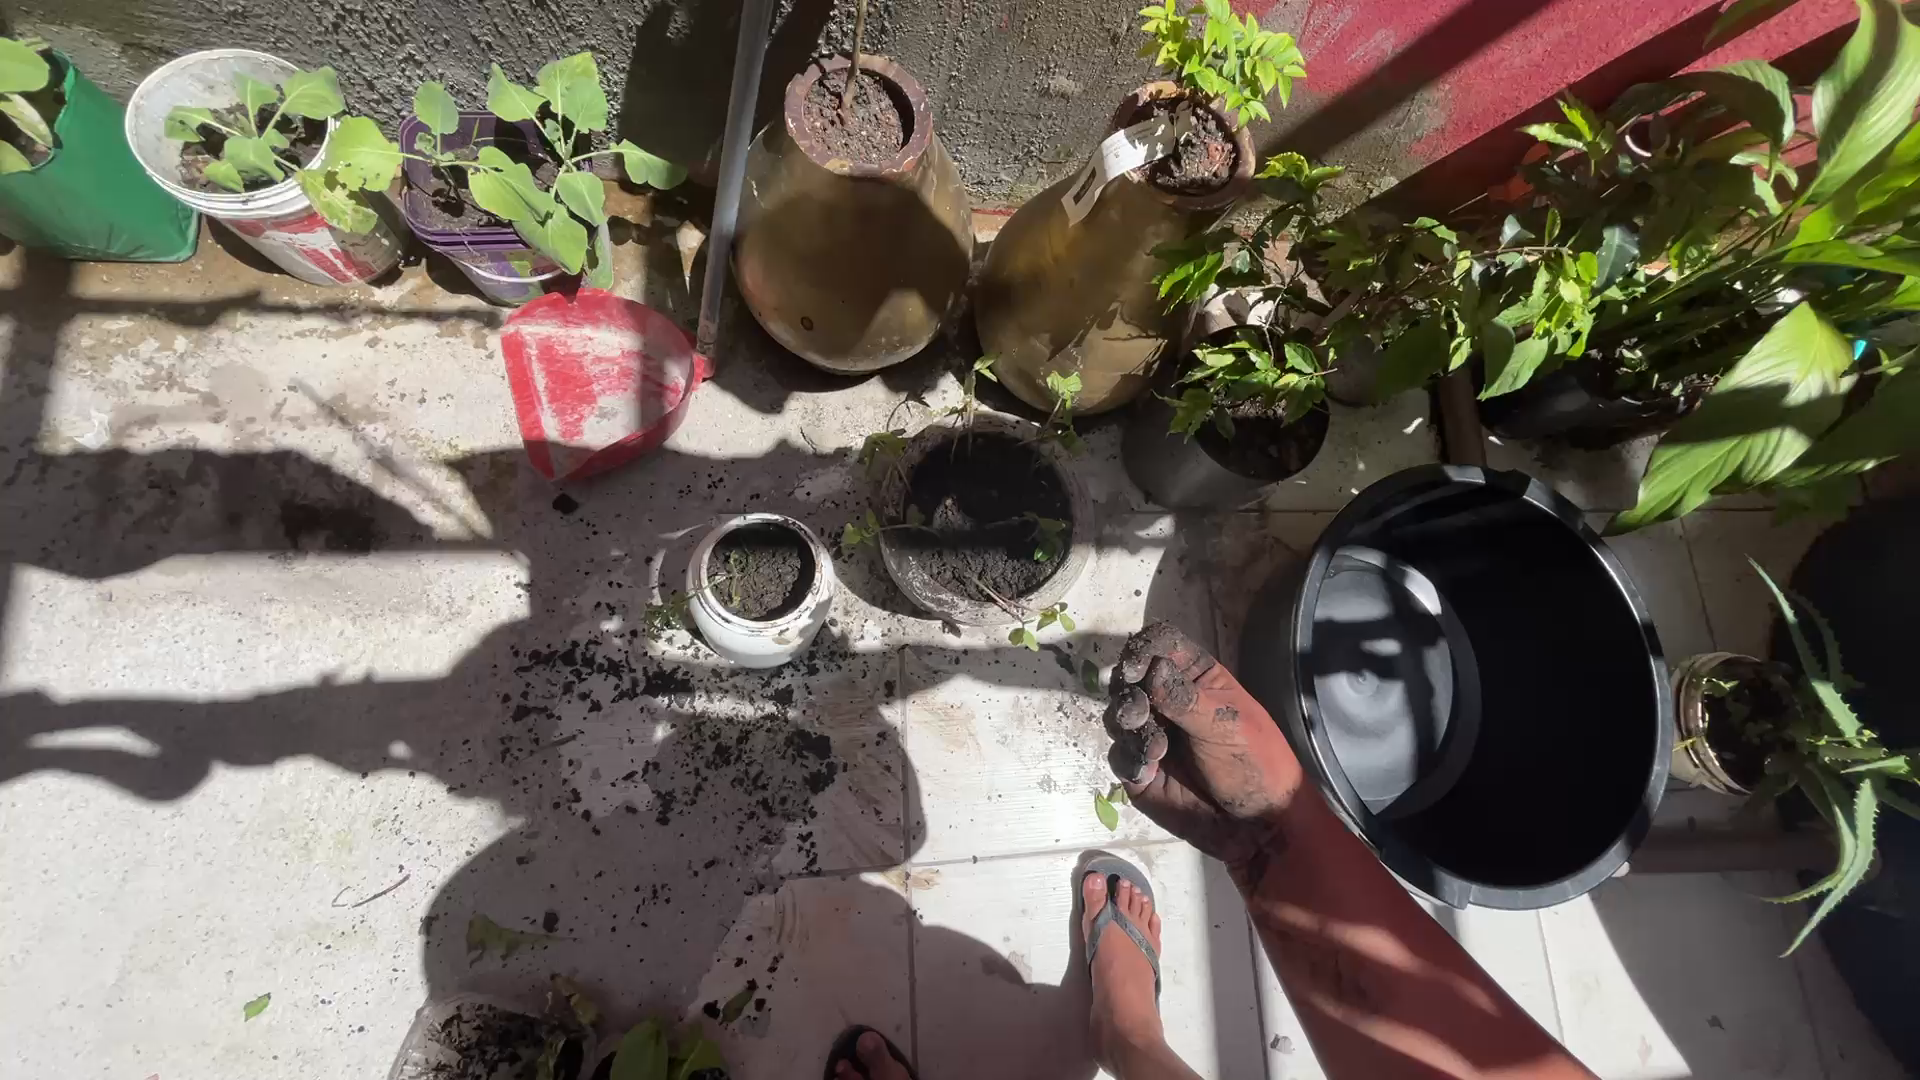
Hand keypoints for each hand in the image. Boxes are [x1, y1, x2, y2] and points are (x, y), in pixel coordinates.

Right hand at [1104, 622, 1305, 878]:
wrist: (1258, 828)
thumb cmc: (1254, 763)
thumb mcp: (1225, 725)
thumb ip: (1183, 697)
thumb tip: (1150, 666)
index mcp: (1194, 677)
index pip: (1159, 644)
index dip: (1142, 649)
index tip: (1136, 668)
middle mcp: (1166, 699)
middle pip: (1128, 677)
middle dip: (1128, 691)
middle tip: (1139, 713)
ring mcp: (1151, 733)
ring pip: (1118, 715)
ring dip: (1130, 726)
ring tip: (1156, 749)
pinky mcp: (1139, 767)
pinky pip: (1119, 754)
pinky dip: (1129, 758)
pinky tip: (1148, 769)